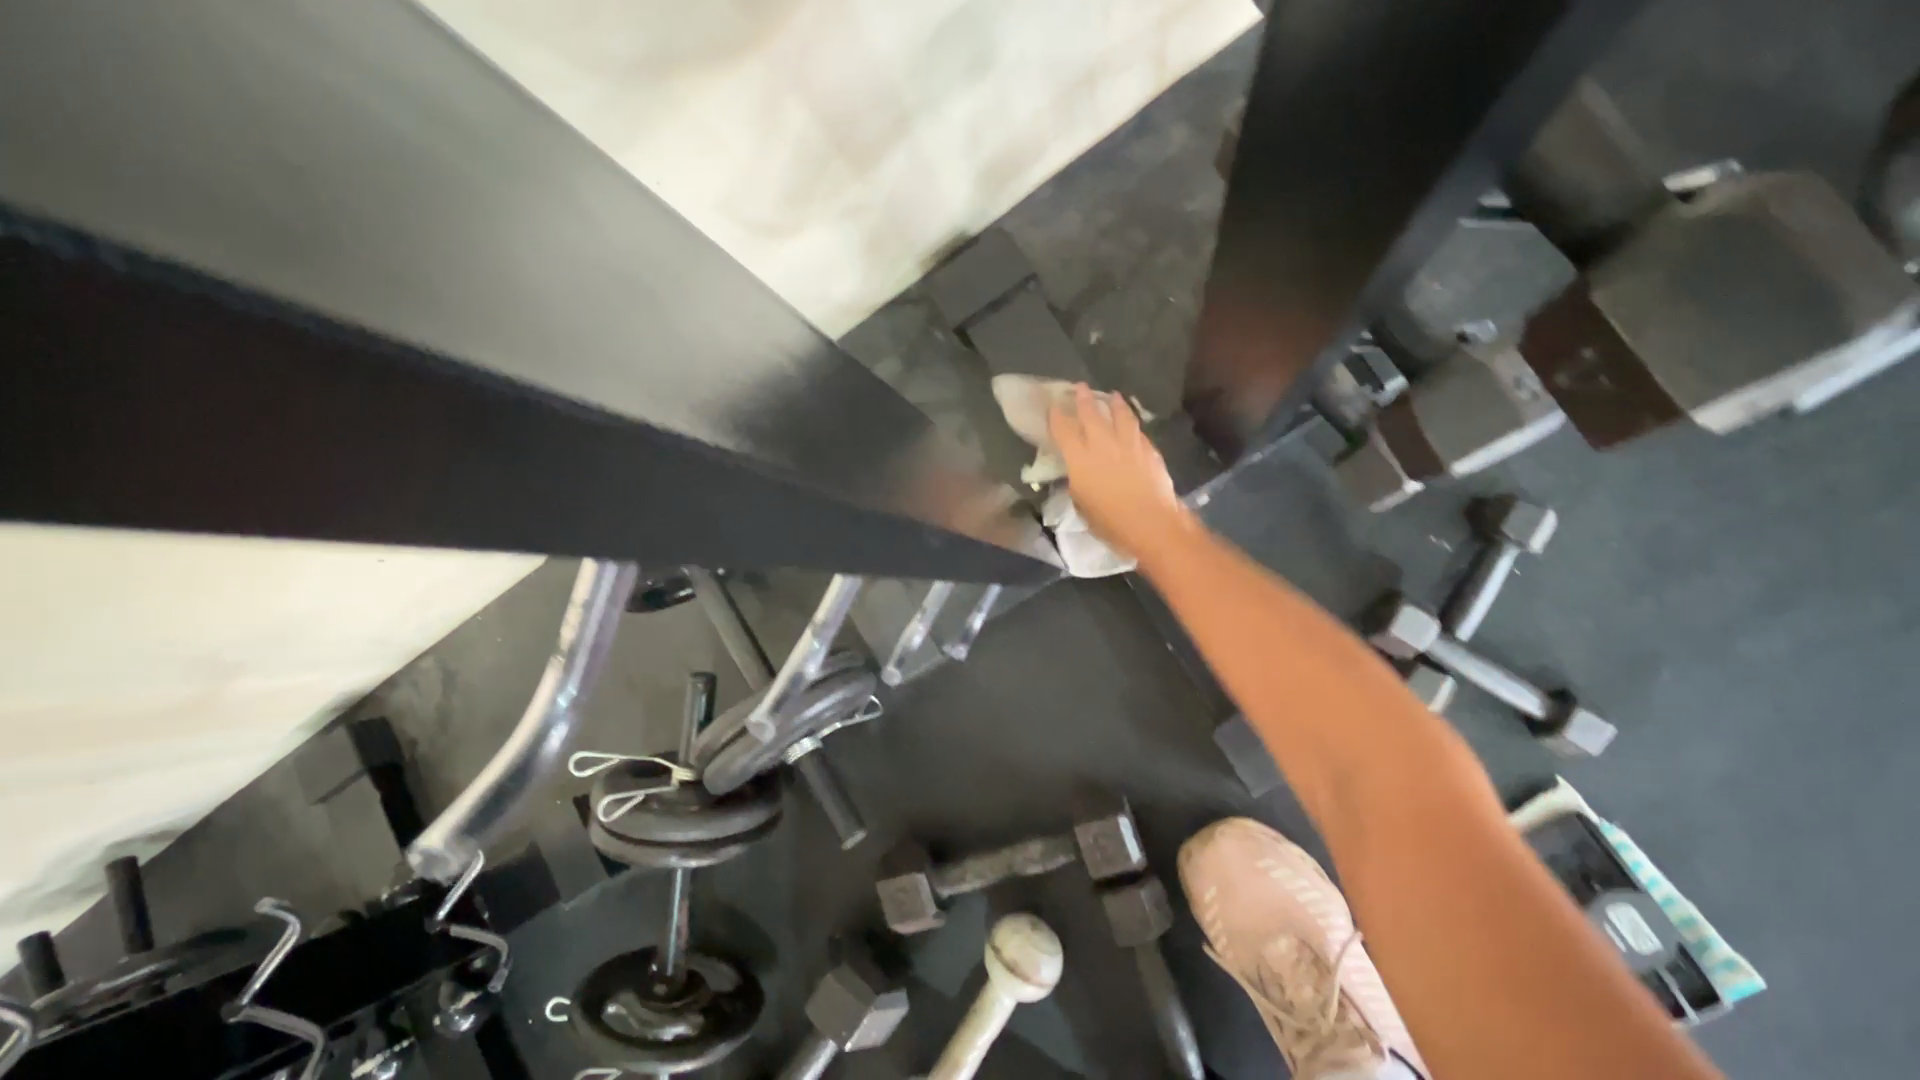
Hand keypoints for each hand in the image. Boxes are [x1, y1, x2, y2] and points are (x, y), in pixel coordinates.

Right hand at [1047, 385, 1192, 562]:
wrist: (1151, 523)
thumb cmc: (1110, 522)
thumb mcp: (1082, 505)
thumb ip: (1077, 483)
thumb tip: (1078, 474)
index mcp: (1080, 459)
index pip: (1063, 430)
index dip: (1057, 415)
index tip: (1054, 405)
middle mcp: (1103, 444)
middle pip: (1091, 414)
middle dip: (1084, 398)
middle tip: (1081, 386)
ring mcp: (1129, 444)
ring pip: (1120, 415)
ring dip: (1114, 403)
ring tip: (1113, 395)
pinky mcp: (1149, 449)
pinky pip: (1137, 429)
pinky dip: (1132, 422)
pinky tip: (1132, 423)